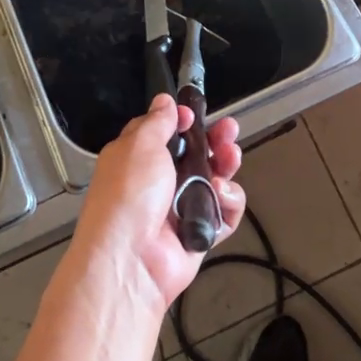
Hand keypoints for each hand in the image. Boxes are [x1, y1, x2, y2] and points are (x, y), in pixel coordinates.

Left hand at [71, 93, 245, 308]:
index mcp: (137, 157)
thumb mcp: (140, 145)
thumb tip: (165, 101)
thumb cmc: (130, 194)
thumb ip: (157, 122)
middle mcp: (159, 181)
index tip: (194, 113)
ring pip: (214, 179)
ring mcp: (181, 207)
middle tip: (229, 132)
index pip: (164, 132)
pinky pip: (224, 212)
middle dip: (215, 140)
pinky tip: (222, 195)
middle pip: (195, 154)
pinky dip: (229, 202)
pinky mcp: (200, 231)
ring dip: (225, 165)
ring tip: (230, 158)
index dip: (182, 120)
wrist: (132, 259)